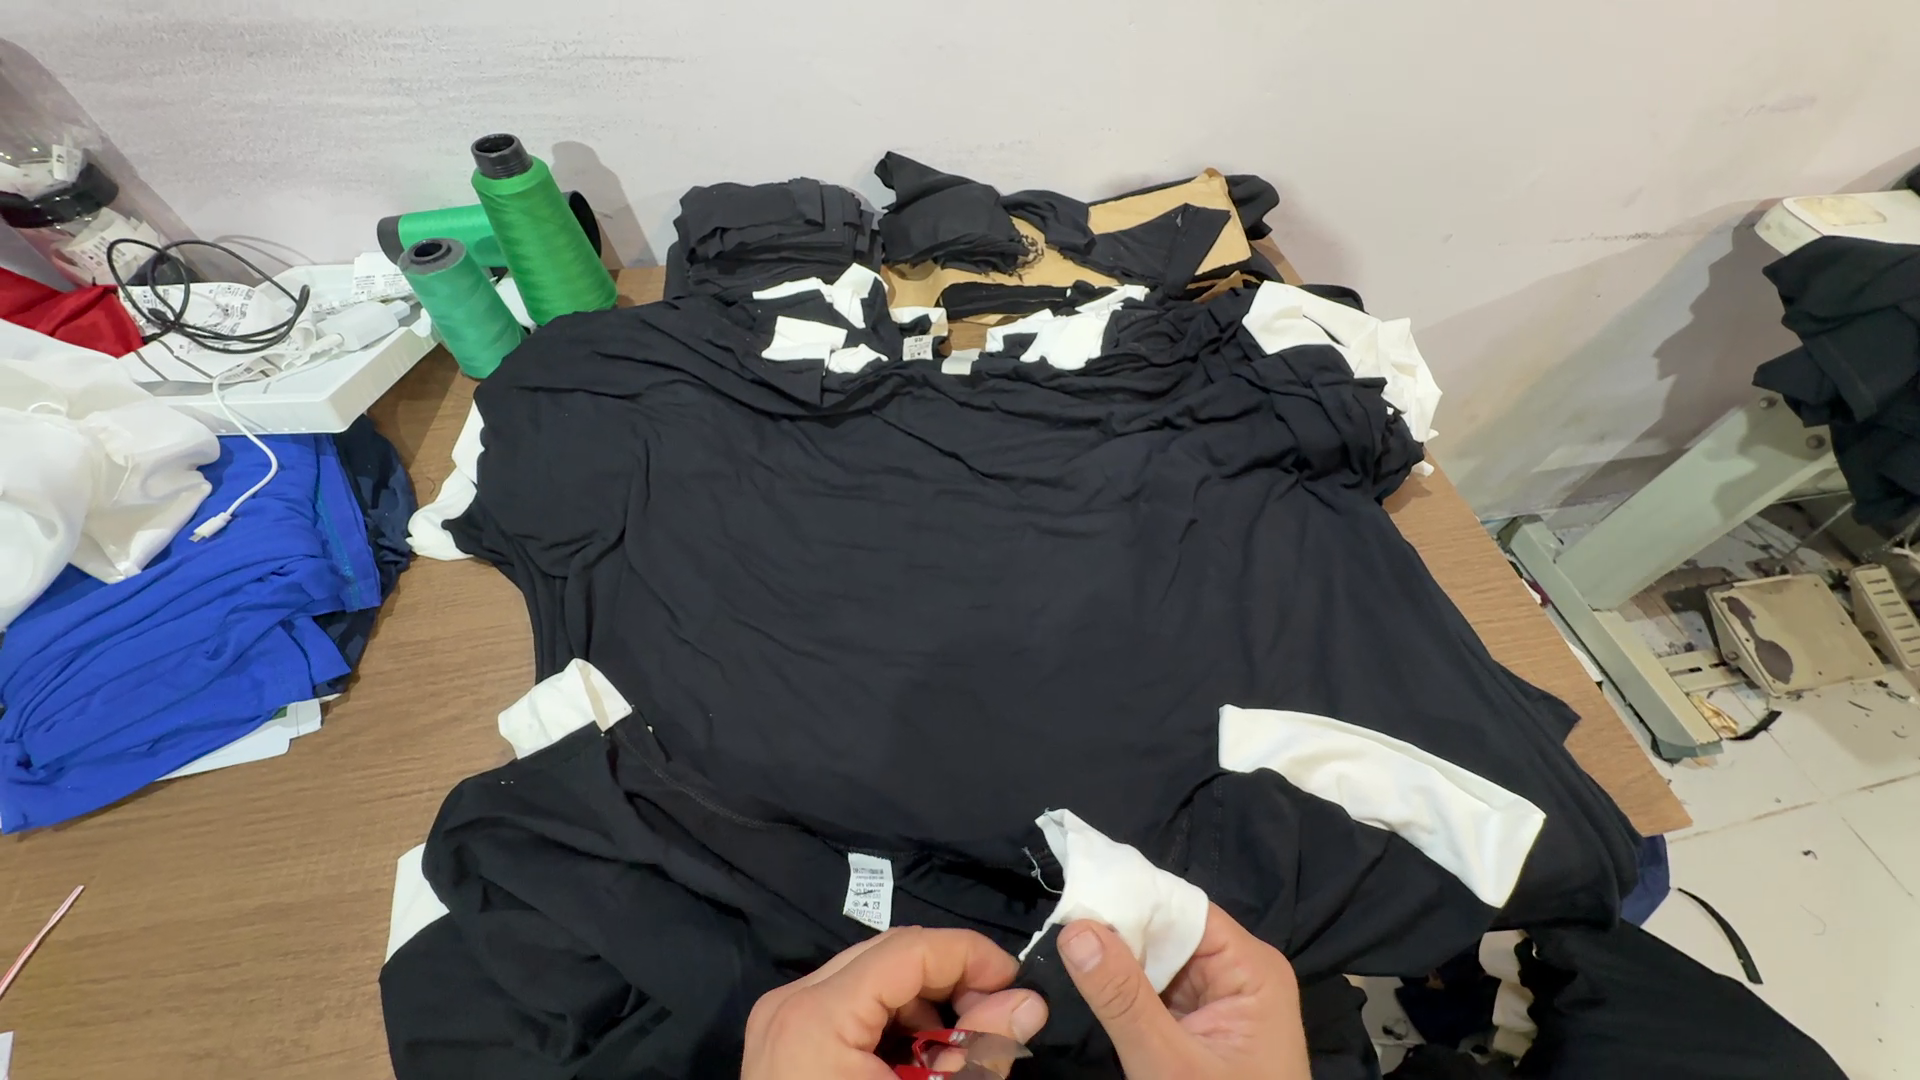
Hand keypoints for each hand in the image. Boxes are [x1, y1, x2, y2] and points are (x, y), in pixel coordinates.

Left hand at [741, 927, 1049, 1079]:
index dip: (970, 955)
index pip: (910, 950)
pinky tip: (919, 1052)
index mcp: (819, 1015)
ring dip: (925, 996)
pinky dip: (892, 1015)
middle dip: (951, 976)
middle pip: (890, 954)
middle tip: (996, 1011)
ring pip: (872, 972)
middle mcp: (793, 999)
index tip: (1016, 980)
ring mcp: (782, 1016)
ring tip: (960, 1040)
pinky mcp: (784, 1036)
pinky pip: (850, 999)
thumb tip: (1029, 1003)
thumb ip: (981, 1052)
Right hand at [1059, 904, 1309, 1079]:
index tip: (1072, 894)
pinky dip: (1125, 986)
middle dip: (1116, 928)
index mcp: (1249, 966)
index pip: (1180, 906)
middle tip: (1058, 923)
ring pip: (1157, 956)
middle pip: (1167, 927)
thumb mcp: (1169, 1066)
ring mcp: (1221, 996)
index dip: (1127, 896)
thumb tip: (1073, 926)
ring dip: (1116, 957)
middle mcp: (1239, 969)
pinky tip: (1091, 979)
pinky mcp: (1203, 1021)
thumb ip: (1122, 997)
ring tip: (1064, 944)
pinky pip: (1157, 985)